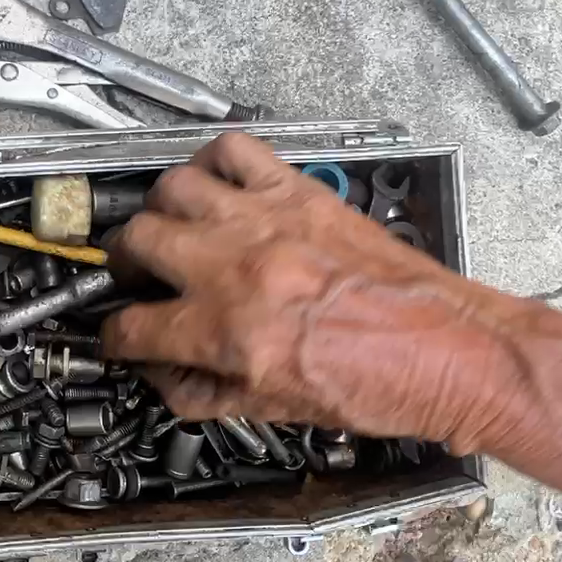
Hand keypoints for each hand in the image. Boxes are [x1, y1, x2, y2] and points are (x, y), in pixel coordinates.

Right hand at [102, 133, 561, 456]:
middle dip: (122, 265)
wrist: (447, 347)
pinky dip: (211, 161)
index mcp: (226, 333)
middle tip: (139, 276)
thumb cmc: (374, 383)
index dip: (114, 337)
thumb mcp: (274, 411)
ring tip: (172, 227)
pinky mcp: (295, 192)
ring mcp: (263, 221)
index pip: (132, 327)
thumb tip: (157, 374)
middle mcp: (234, 268)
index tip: (119, 334)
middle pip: (135, 242)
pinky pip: (233, 150)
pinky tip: (214, 185)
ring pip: (171, 188)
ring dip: (159, 210)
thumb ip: (201, 393)